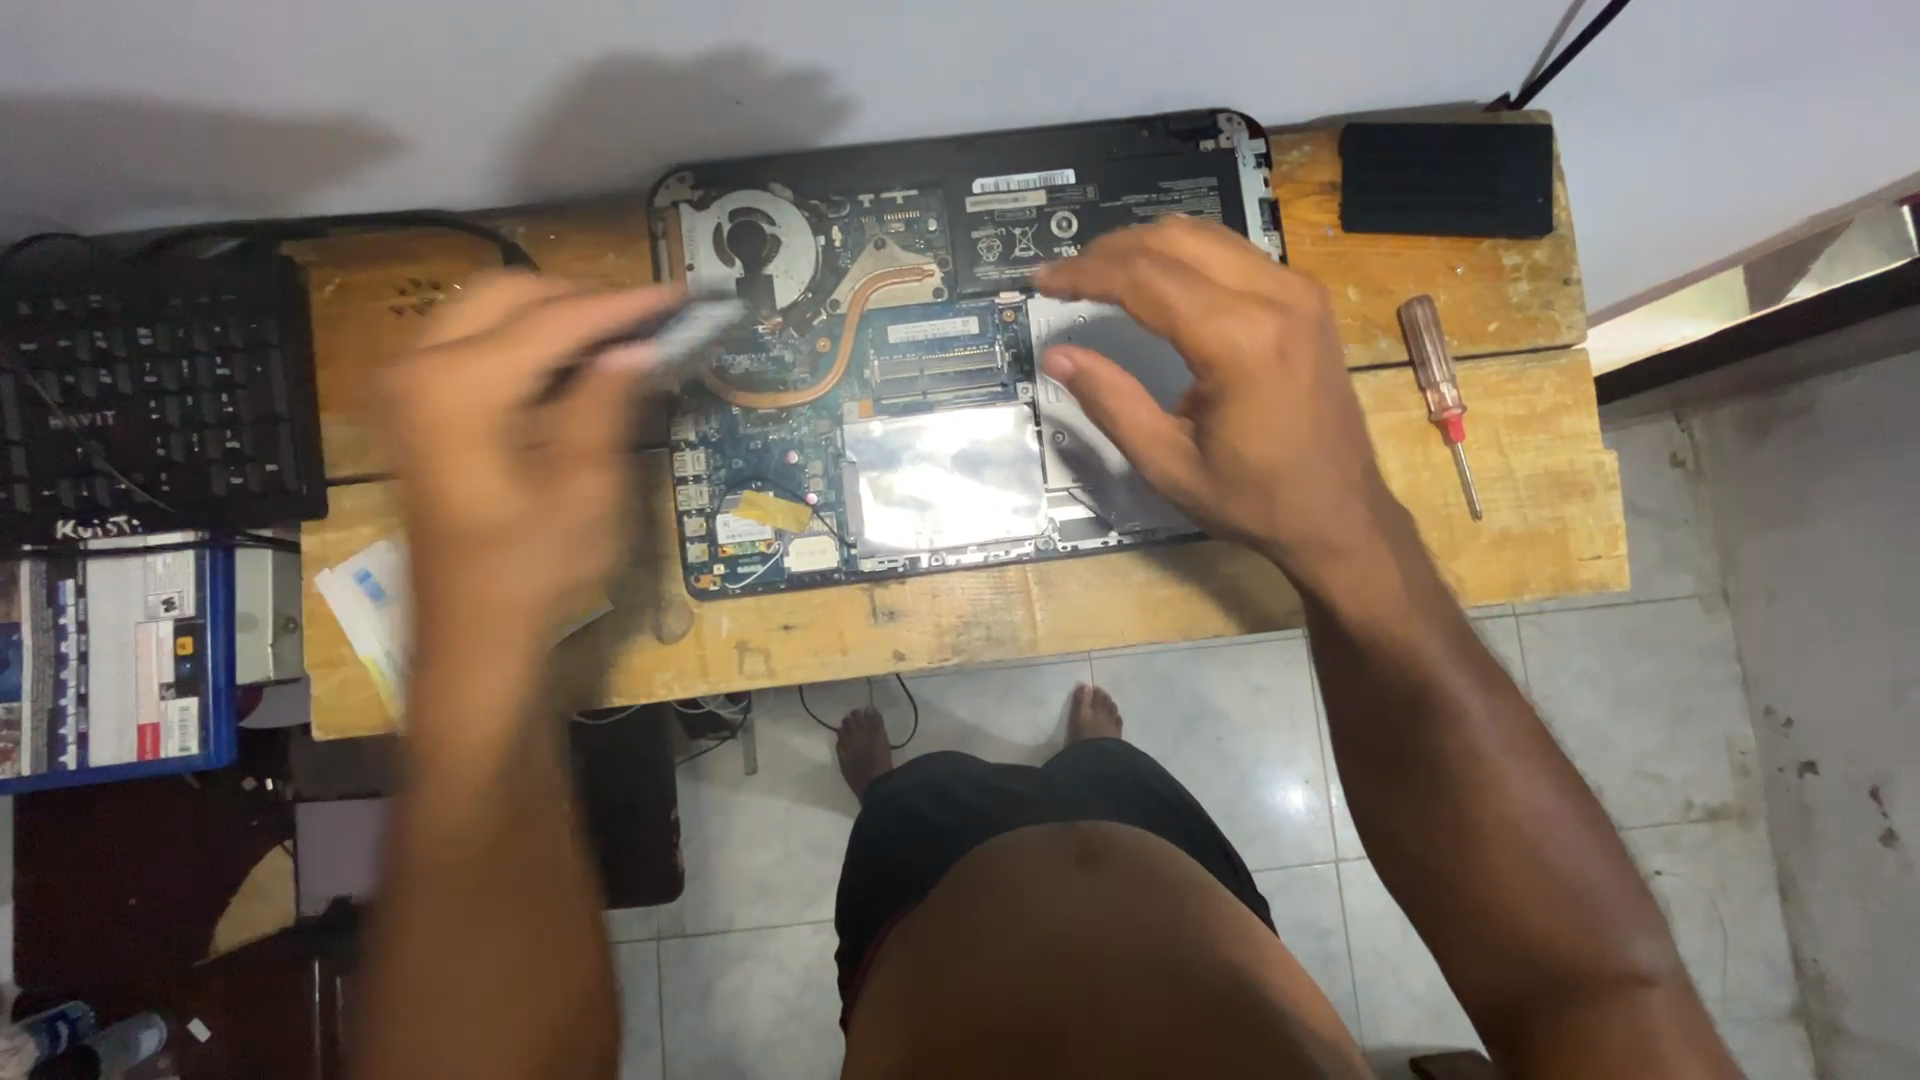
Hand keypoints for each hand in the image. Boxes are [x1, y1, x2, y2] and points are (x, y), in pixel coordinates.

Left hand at [377, 272, 685, 638]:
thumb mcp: (588, 491)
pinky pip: (472, 344)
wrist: (473, 632)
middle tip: (648, 323)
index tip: (681, 295)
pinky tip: (573, 367)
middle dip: (584, 300)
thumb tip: (635, 348)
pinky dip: (525, 342)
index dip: (627, 306)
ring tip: (619, 342)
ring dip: (555, 317)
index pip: (558, 320)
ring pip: (486, 311)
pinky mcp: (416, 410)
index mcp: (463, 388)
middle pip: (510, 293)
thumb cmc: (537, 573)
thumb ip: (605, 405)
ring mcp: (408, 387)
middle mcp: (421, 370)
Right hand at [1032, 216, 1403, 581]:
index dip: (1085, 273)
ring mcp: (1298, 291)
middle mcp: (1276, 297)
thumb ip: (1111, 403)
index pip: (1146, 279)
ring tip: (1096, 273)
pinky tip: (1152, 280)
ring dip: (1144, 246)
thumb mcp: (1167, 465)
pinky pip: (1232, 253)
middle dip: (1109, 251)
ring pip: (1205, 236)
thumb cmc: (1253, 501)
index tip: (1041, 280)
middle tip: (1063, 276)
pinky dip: (1181, 256)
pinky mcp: (1304, 299)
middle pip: (1174, 241)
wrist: (1340, 513)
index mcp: (1241, 342)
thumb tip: (1057, 356)